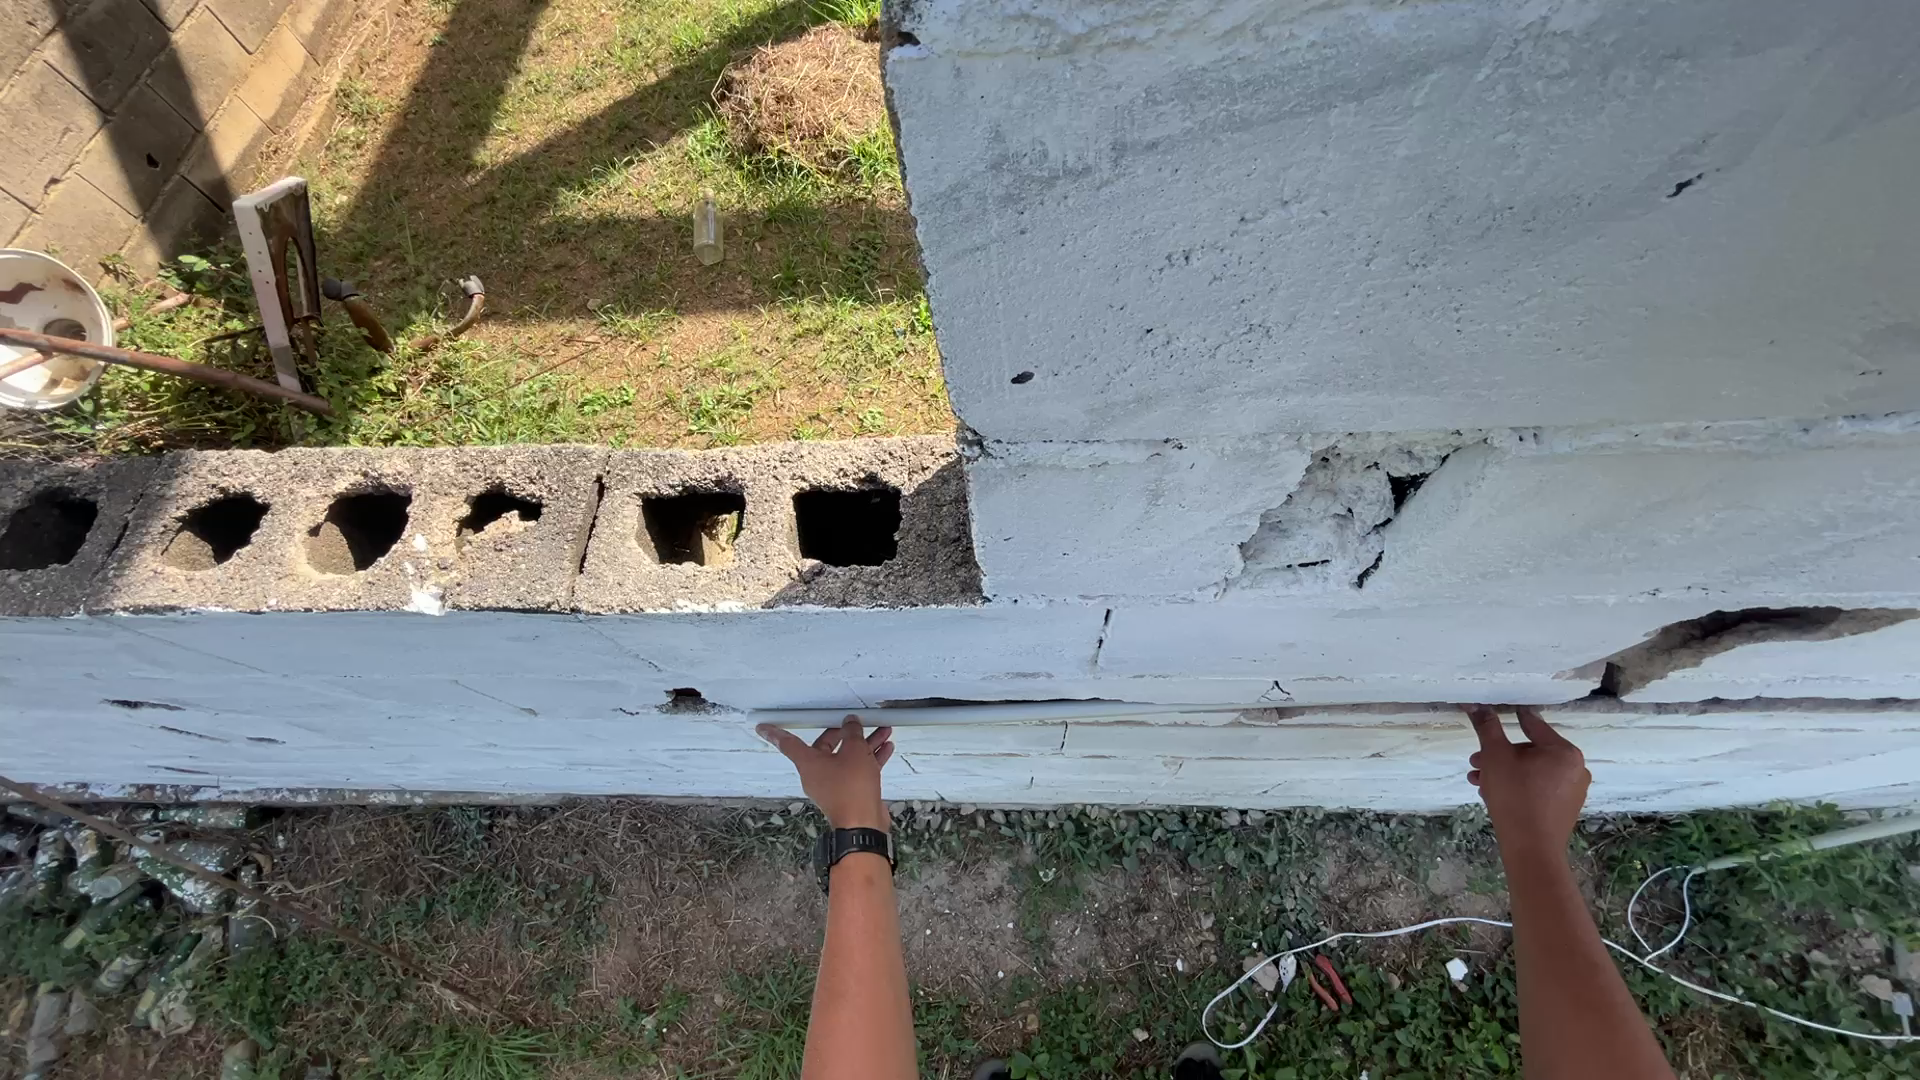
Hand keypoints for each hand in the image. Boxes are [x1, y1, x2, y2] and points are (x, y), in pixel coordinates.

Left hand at [757, 715, 895, 831]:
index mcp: (809, 763)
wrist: (863, 824)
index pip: (788, 743)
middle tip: (855, 724)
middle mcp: (817, 774)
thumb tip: (851, 724)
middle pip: (826, 746)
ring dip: (864, 745)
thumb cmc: (852, 789)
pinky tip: (885, 749)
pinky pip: (857, 770)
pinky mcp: (848, 793)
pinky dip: (869, 759)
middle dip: (844, 733)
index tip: (763, 727)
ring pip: (846, 758)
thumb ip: (852, 733)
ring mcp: (833, 785)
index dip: (776, 733)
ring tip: (881, 732)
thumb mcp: (855, 751)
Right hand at [1462, 705, 1590, 860]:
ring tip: (1478, 779)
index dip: (1509, 716)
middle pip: (1529, 749)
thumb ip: (1486, 727)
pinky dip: (1516, 784)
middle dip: (1499, 753)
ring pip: (1531, 769)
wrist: (1531, 846)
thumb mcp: (1495, 756)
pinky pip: (1538, 785)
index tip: (1492, 712)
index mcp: (1564, 751)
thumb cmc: (1514, 794)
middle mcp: (1576, 768)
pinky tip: (1493, 792)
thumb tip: (1475, 704)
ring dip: (1503, 770)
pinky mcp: (1565, 806)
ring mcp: (1573, 789)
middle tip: (1476, 761)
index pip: (1532, 723)